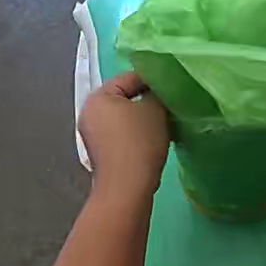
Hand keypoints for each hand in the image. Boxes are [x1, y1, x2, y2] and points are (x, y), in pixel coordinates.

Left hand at [80, 72, 170, 198]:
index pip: (131, 77)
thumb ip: (157, 93)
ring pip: (126, 116)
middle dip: (149, 100)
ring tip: (167, 122)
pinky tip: (156, 138)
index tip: (175, 88)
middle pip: (126, 97)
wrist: (127, 189)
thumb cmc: (139, 143)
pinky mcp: (102, 152)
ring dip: (145, 118)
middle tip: (172, 105)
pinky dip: (139, 133)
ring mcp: (94, 134)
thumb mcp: (155, 110)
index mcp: (98, 97)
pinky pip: (123, 133)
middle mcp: (90, 113)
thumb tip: (159, 92)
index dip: (155, 80)